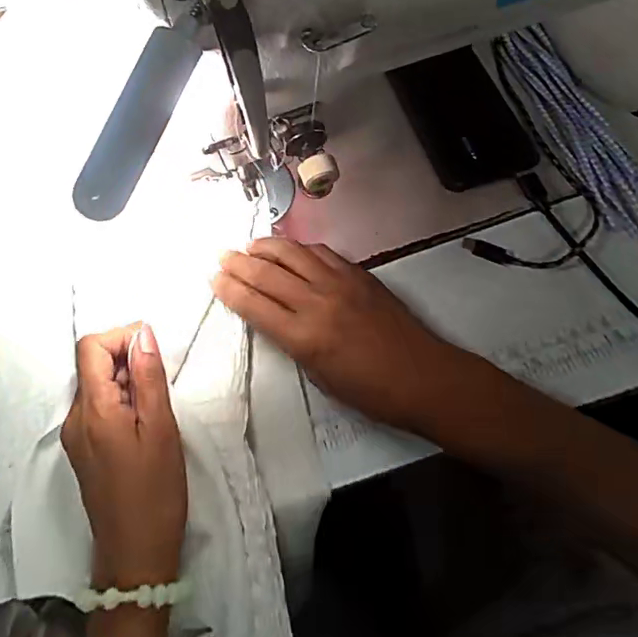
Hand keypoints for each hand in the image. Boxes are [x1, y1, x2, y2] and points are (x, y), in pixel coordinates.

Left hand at [62, 324, 186, 589]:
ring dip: (126, 381)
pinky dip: (121, 402)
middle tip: (161, 384)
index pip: (90, 346)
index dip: (122, 337)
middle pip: (92, 364)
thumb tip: (142, 333)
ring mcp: (75, 436)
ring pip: (97, 385)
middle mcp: (74, 419)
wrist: (136, 555)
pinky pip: (98, 408)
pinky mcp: (84, 450)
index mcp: (91, 410)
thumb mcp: (161, 429)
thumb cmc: (155, 492)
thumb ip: (149, 377)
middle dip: (127, 359)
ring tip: (156, 407)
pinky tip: (144, 424)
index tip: (154, 353)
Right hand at [211, 237, 477, 433]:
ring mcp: (339, 283)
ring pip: (293, 254)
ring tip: (249, 246)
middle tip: (222, 256)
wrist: (422, 376)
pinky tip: (291, 250)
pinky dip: (300, 248)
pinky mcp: (358, 274)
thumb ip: (294, 343)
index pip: (254, 305)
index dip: (230, 290)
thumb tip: (275, 318)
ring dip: (266, 247)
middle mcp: (317, 303)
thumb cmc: (370, 390)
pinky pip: (321, 252)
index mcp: (304, 337)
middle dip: (239, 263)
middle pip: (267, 274)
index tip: (215, 280)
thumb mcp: (320, 376)